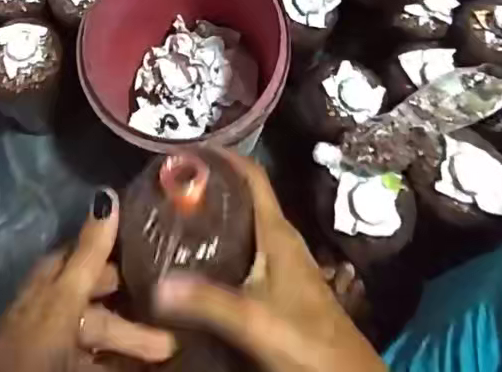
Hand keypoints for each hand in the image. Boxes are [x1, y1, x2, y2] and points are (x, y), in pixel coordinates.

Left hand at [0, 188, 176, 370]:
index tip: (168, 253)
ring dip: (133, 343)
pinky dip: (117, 363)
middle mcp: (56, 308)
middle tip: (179, 315)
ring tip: (171, 349)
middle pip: (105, 301)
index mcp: (54, 280)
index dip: (129, 253)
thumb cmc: (27, 350)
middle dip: (140, 307)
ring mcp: (55, 345)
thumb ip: (89, 252)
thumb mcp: (63, 300)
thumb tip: (108, 193)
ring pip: (103, 336)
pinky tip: (141, 368)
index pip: (98, 256)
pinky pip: (97, 363)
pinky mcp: (58, 366)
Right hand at [153, 152, 386, 371]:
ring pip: (250, 220)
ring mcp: (284, 257)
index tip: (193, 151)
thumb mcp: (251, 317)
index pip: (253, 175)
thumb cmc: (303, 336)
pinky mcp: (283, 279)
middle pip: (248, 194)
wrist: (344, 371)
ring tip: (184, 214)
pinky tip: (207, 256)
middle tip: (178, 185)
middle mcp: (282, 235)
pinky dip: (228, 237)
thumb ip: (207, 300)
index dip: (226, 156)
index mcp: (277, 230)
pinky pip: (251, 243)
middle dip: (217, 183)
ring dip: (222, 210)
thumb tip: (157, 284)